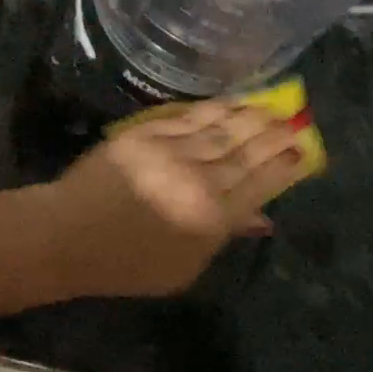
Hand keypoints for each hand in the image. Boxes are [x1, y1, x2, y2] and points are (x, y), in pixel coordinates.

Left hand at [42, 100, 306, 297]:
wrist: (71, 234)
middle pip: (245, 151)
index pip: (259, 184)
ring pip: (220, 128)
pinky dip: (212, 108)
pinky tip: (228, 103)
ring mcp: (171, 150)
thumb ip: (224, 237)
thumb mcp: (184, 268)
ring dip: (249, 115)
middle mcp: (197, 179)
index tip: (301, 150)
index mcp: (210, 217)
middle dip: (273, 135)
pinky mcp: (146, 132)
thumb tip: (262, 218)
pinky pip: (188, 116)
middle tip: (294, 121)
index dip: (282, 166)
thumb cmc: (129, 263)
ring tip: (270, 105)